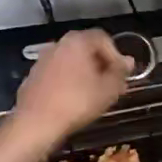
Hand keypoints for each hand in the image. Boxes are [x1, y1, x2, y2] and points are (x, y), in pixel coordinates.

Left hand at [13, 30, 133, 142]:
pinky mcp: (33, 76)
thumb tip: (128, 61)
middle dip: (102, 65)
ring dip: (86, 74)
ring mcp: (43, 60)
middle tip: (111, 85)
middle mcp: (58, 44)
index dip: (116, 55)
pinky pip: (58, 74)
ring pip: (72, 62)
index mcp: (78, 41)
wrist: (36, 123)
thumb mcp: (109, 89)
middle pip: (86, 48)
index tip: (122, 75)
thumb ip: (121, 72)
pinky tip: (74, 100)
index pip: (104, 38)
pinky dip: (69, 82)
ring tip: (95, 94)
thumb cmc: (77, 102)